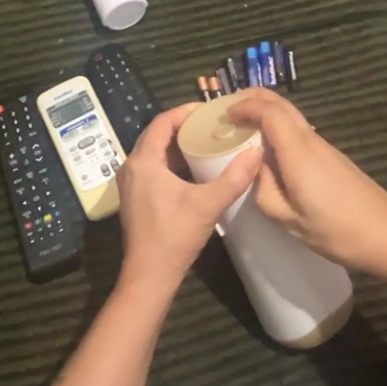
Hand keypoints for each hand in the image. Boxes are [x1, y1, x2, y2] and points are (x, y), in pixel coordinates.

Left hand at [115, 102, 261, 291]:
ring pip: (153, 151)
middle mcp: (131, 167)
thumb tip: (256, 152)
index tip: (208, 110)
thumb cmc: (174, 236)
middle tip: (210, 123)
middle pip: (156, 134)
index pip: (162, 122)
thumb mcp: (208, 204)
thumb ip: (233, 178)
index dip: (185, 111)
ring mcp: (130, 183)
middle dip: (182, 126)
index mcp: (144, 161)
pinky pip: (152, 167)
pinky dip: (171, 160)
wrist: (149, 275)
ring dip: (176, 144)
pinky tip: (192, 167)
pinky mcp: (134, 197)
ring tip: (204, 140)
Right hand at [224, 90, 386, 275]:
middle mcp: (311, 141)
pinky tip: (272, 146)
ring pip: (292, 115)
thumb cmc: (337, 230)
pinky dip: (280, 126)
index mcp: (297, 151)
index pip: (268, 112)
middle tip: (230, 107)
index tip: (224, 114)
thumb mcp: (289, 220)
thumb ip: (264, 191)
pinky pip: (300, 130)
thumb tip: (255, 169)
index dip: (245, 107)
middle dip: (254, 98)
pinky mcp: (333, 158)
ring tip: (245, 123)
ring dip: (268, 111)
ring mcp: (325, 147)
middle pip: (282, 104)